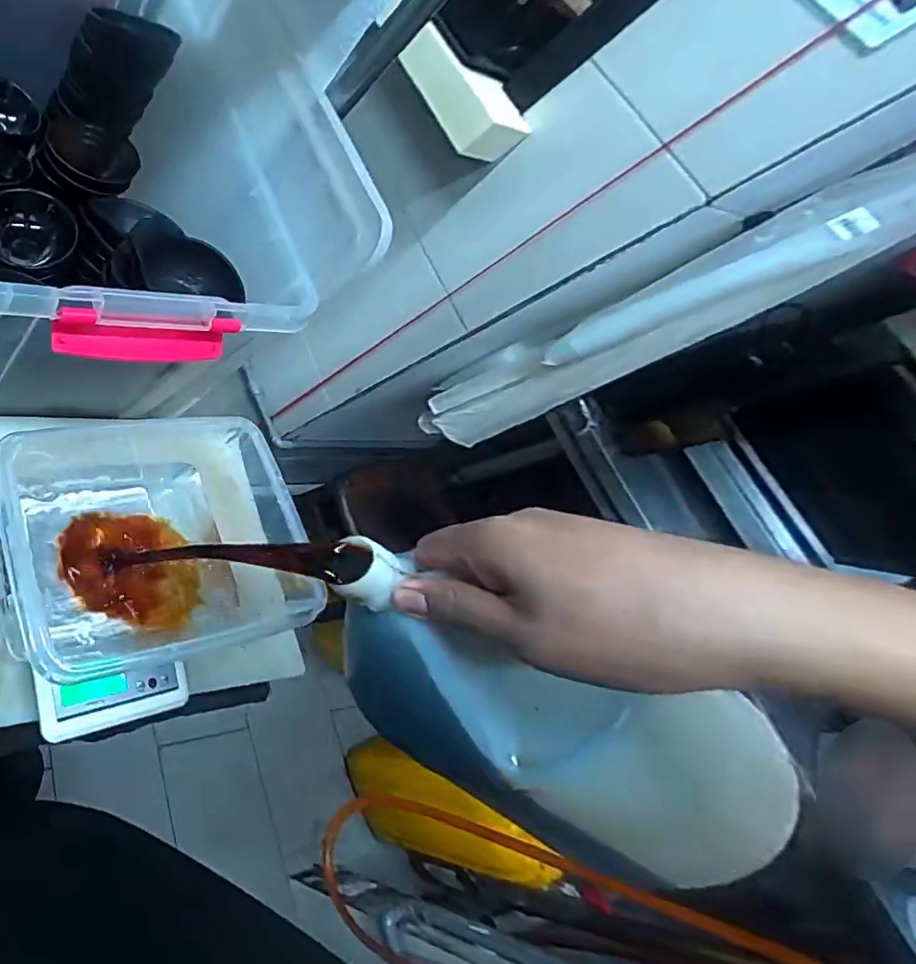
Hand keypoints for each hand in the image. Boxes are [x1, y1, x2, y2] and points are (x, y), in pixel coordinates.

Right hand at [393, 509, 798, 692]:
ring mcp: (565, 523)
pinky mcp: (604, 535)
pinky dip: (547, 584)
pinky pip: (547, 556)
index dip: (423, 588)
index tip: (446, 627)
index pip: (423, 553)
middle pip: (464, 552)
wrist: (758, 615)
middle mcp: (518, 519)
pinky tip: (590, 616)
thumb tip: (398, 591)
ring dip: (510, 590)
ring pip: (507, 556)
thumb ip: (456, 608)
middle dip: (469, 591)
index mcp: (489, 537)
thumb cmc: (622, 632)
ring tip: (550, 632)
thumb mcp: (525, 635)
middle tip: (501, 638)